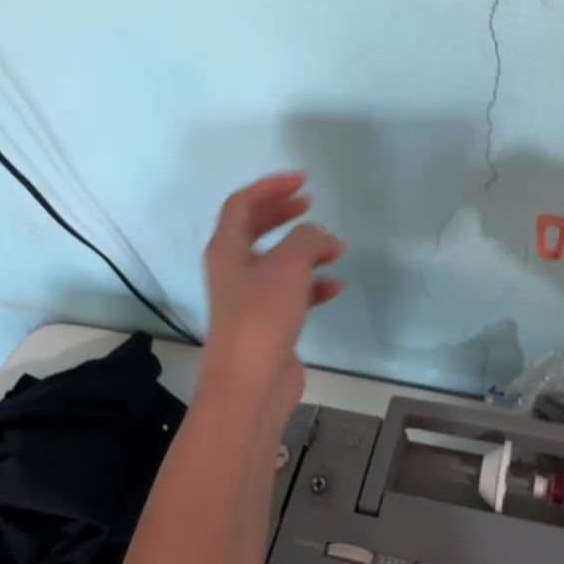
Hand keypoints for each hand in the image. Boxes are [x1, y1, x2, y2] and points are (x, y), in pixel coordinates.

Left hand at [198, 172, 344, 424]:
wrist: (250, 383)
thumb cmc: (263, 315)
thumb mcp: (289, 265)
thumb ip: (307, 239)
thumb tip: (318, 236)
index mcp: (227, 249)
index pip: (242, 203)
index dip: (271, 187)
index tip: (303, 181)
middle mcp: (233, 269)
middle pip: (257, 230)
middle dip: (284, 214)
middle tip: (310, 204)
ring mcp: (249, 298)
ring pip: (278, 263)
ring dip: (306, 251)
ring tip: (337, 247)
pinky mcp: (267, 323)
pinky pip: (292, 293)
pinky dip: (314, 285)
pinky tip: (336, 287)